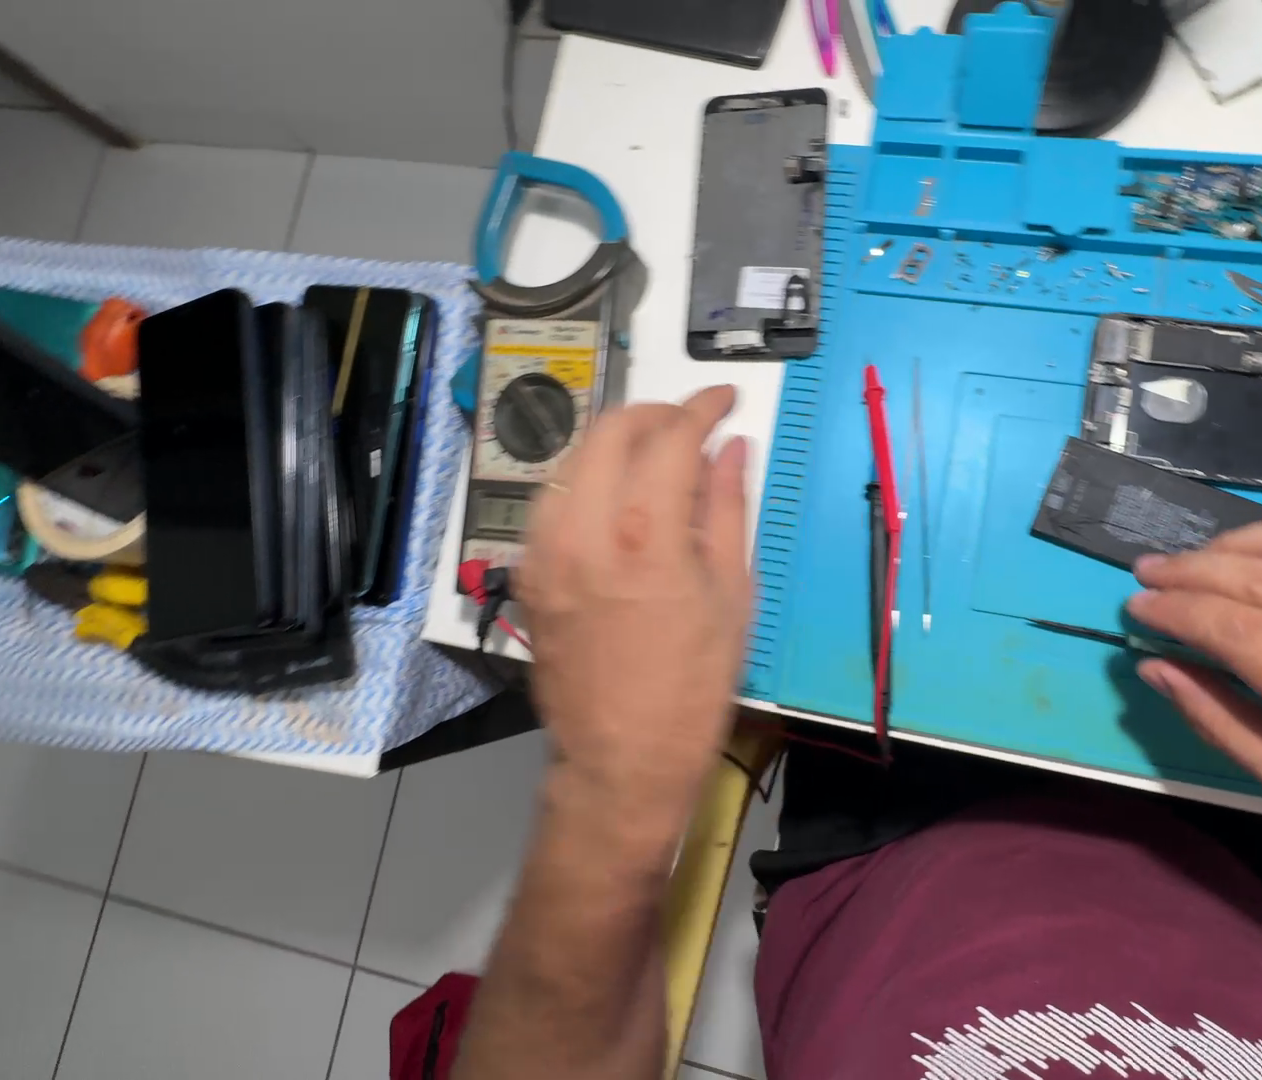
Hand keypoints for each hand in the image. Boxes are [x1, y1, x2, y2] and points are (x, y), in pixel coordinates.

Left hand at [516, 386, 750, 832]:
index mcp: (646, 534)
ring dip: (616, 443)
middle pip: (610, 430)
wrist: (622, 758)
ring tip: (655, 461)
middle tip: (690, 427)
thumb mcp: (733, 596)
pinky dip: (587, 480)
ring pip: (572, 458)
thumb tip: (731, 450)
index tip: (724, 401)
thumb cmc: (694, 686)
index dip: (703, 407)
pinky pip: (554, 499)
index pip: (671, 436)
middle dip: (655, 413)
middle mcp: (584, 528)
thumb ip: (727, 510)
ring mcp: (545, 549)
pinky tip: (616, 502)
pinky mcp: (529, 572)